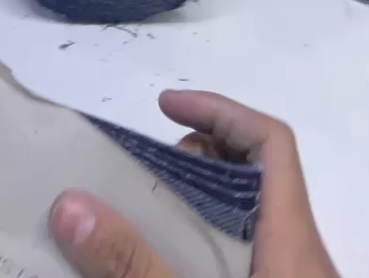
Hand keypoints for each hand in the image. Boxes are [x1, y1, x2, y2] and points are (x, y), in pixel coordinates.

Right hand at [49, 91, 340, 277]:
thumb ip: (133, 266)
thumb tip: (69, 203)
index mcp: (292, 244)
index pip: (271, 143)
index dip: (219, 109)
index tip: (162, 107)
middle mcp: (298, 260)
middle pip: (253, 179)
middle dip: (193, 161)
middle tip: (140, 174)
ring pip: (244, 225)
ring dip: (193, 208)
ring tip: (139, 222)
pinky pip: (240, 263)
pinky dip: (199, 252)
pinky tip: (158, 272)